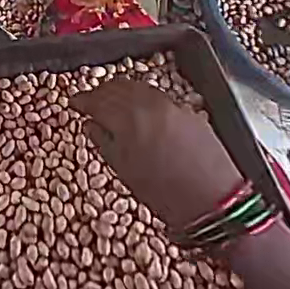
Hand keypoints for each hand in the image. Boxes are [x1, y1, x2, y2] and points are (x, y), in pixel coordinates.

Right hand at [71, 78, 243, 229]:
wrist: (216, 202)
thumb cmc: (164, 194)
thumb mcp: (124, 170)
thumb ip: (103, 141)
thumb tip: (89, 124)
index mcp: (126, 120)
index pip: (96, 100)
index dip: (82, 100)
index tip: (73, 102)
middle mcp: (147, 105)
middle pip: (115, 87)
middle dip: (99, 92)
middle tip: (90, 101)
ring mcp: (170, 105)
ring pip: (137, 87)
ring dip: (120, 90)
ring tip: (112, 101)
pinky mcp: (187, 110)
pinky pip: (156, 95)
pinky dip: (141, 96)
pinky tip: (139, 107)